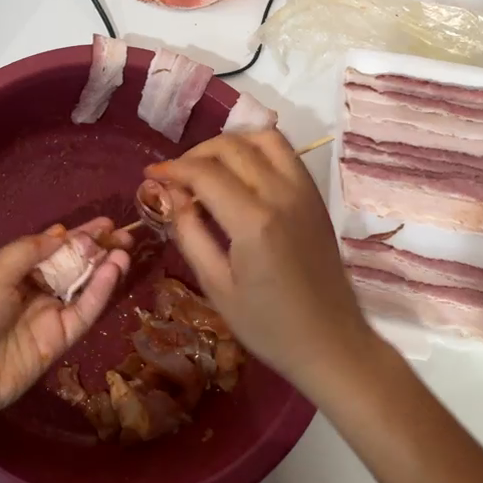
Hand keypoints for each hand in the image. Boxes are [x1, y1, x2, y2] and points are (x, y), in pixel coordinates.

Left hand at [0, 225, 130, 434]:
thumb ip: (29, 252)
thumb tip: (60, 233)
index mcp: (6, 270)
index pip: (46, 248)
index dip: (73, 236)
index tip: (102, 224)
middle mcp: (27, 291)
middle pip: (67, 266)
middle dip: (94, 250)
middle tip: (122, 235)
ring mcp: (43, 317)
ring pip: (79, 288)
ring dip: (101, 268)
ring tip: (124, 249)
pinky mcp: (57, 342)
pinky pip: (82, 312)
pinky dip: (99, 292)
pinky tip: (113, 271)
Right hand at [145, 131, 375, 385]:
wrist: (332, 344)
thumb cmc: (268, 325)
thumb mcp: (215, 285)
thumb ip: (189, 232)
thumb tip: (170, 194)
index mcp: (254, 222)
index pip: (204, 173)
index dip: (172, 169)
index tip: (150, 176)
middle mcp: (281, 195)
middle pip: (231, 147)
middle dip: (195, 154)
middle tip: (176, 178)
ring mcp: (304, 192)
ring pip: (262, 137)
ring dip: (229, 143)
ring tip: (208, 168)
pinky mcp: (315, 196)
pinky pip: (285, 152)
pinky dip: (256, 148)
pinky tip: (239, 171)